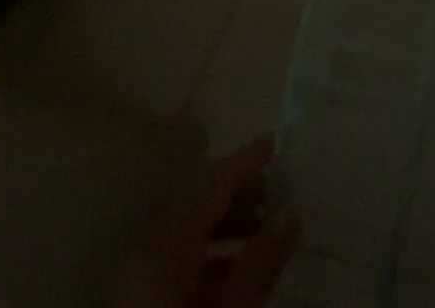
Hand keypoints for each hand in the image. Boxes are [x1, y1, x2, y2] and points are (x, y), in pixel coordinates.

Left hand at [116, 135, 300, 307]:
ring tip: (279, 221)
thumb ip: (261, 262)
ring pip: (192, 230)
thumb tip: (292, 212)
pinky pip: (184, 258)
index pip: (210, 185)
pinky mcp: (147, 298)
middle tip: (291, 183)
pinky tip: (253, 261)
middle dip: (245, 191)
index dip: (247, 162)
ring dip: (234, 222)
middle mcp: (146, 251)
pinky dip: (218, 252)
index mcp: (162, 248)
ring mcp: (142, 276)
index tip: (283, 142)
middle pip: (199, 203)